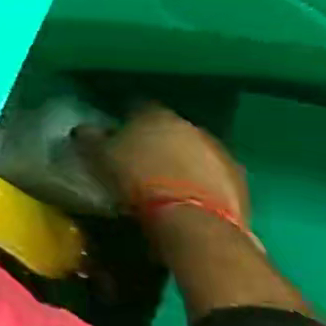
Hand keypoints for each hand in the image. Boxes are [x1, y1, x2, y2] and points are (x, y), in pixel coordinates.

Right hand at [81, 104, 249, 221]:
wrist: (192, 220)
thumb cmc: (137, 180)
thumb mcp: (99, 157)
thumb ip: (92, 138)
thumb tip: (85, 129)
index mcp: (156, 115)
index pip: (137, 105)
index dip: (126, 118)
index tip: (116, 132)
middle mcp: (191, 126)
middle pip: (170, 128)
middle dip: (158, 139)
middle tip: (141, 156)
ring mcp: (220, 153)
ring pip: (195, 150)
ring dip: (183, 160)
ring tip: (166, 179)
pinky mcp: (240, 182)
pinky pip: (213, 175)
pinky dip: (201, 181)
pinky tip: (188, 195)